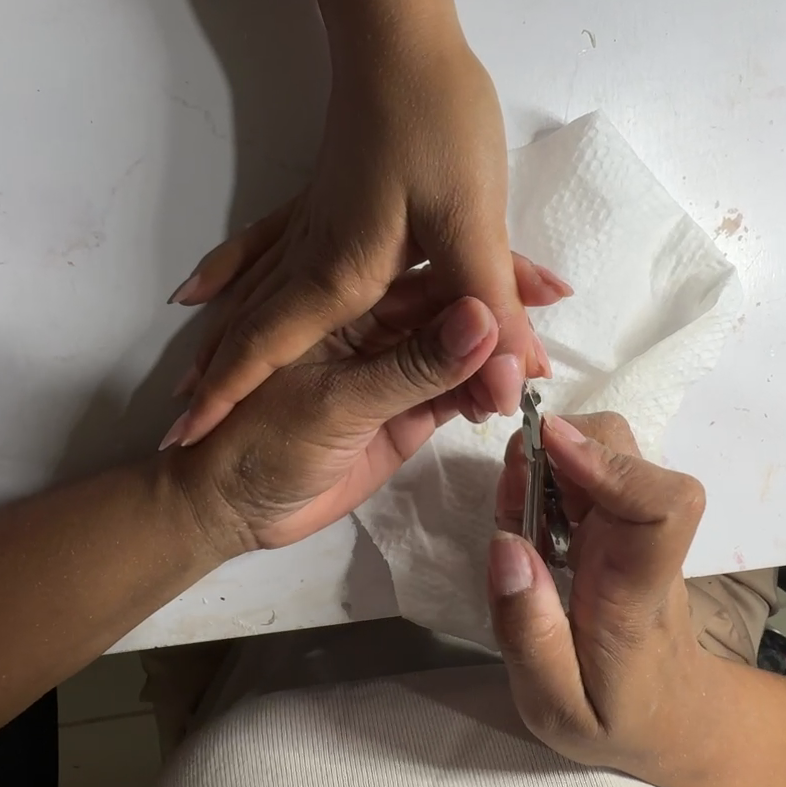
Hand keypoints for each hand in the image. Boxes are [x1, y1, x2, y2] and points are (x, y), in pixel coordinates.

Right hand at [164, 42, 552, 450]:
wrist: (401, 39)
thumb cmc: (435, 126)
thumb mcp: (471, 222)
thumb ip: (488, 307)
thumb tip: (511, 385)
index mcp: (341, 274)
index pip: (265, 347)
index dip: (226, 394)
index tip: (185, 439)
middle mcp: (311, 259)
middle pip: (255, 329)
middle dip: (216, 381)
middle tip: (181, 430)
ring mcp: (307, 227)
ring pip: (252, 296)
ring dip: (220, 341)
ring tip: (187, 382)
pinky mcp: (317, 203)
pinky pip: (258, 248)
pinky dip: (227, 273)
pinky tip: (199, 288)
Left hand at [171, 256, 567, 553]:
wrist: (235, 509)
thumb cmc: (263, 442)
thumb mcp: (338, 399)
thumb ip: (413, 365)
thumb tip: (484, 318)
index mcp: (345, 301)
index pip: (425, 278)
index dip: (481, 277)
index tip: (538, 282)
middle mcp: (374, 324)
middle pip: (450, 309)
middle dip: (501, 315)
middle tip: (549, 319)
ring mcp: (393, 368)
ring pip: (457, 351)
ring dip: (496, 359)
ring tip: (537, 369)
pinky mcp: (405, 411)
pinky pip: (452, 393)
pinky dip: (480, 394)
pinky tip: (508, 397)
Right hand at [485, 412, 713, 782]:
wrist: (671, 711)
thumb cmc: (616, 715)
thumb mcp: (558, 707)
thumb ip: (529, 635)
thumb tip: (507, 545)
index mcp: (637, 585)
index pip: (662, 504)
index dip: (606, 463)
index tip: (548, 444)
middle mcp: (643, 536)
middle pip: (623, 447)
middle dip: (553, 447)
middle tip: (511, 502)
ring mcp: (632, 518)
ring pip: (599, 444)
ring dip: (541, 461)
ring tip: (516, 519)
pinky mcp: (616, 513)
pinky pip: (581, 463)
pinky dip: (541, 472)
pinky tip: (527, 521)